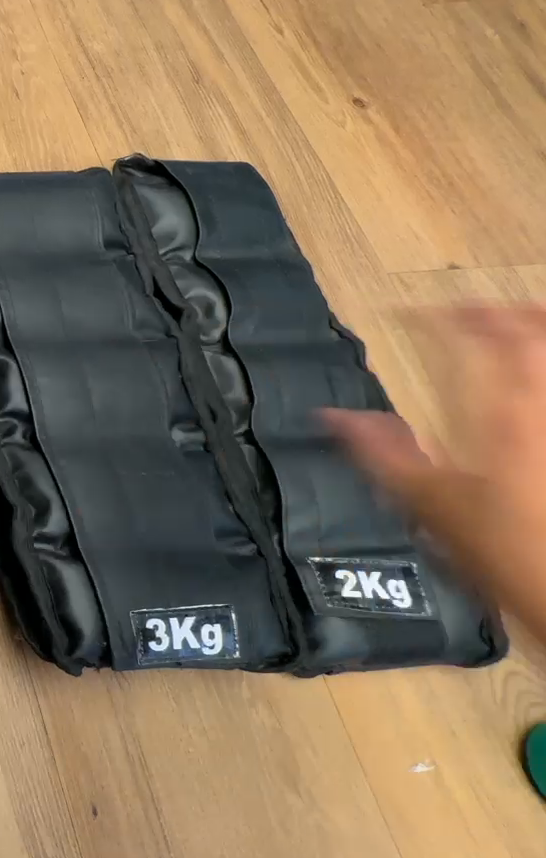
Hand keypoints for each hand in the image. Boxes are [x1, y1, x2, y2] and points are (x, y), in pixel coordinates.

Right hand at [325, 307, 545, 629]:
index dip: (458, 316)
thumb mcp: (424, 501)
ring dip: (540, 342)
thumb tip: (332, 416)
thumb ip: (379, 452)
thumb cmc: (501, 549)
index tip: (420, 312)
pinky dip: (543, 377)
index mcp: (506, 417)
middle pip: (545, 340)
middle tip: (486, 308)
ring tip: (521, 331)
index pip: (494, 341)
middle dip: (520, 315)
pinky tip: (528, 387)